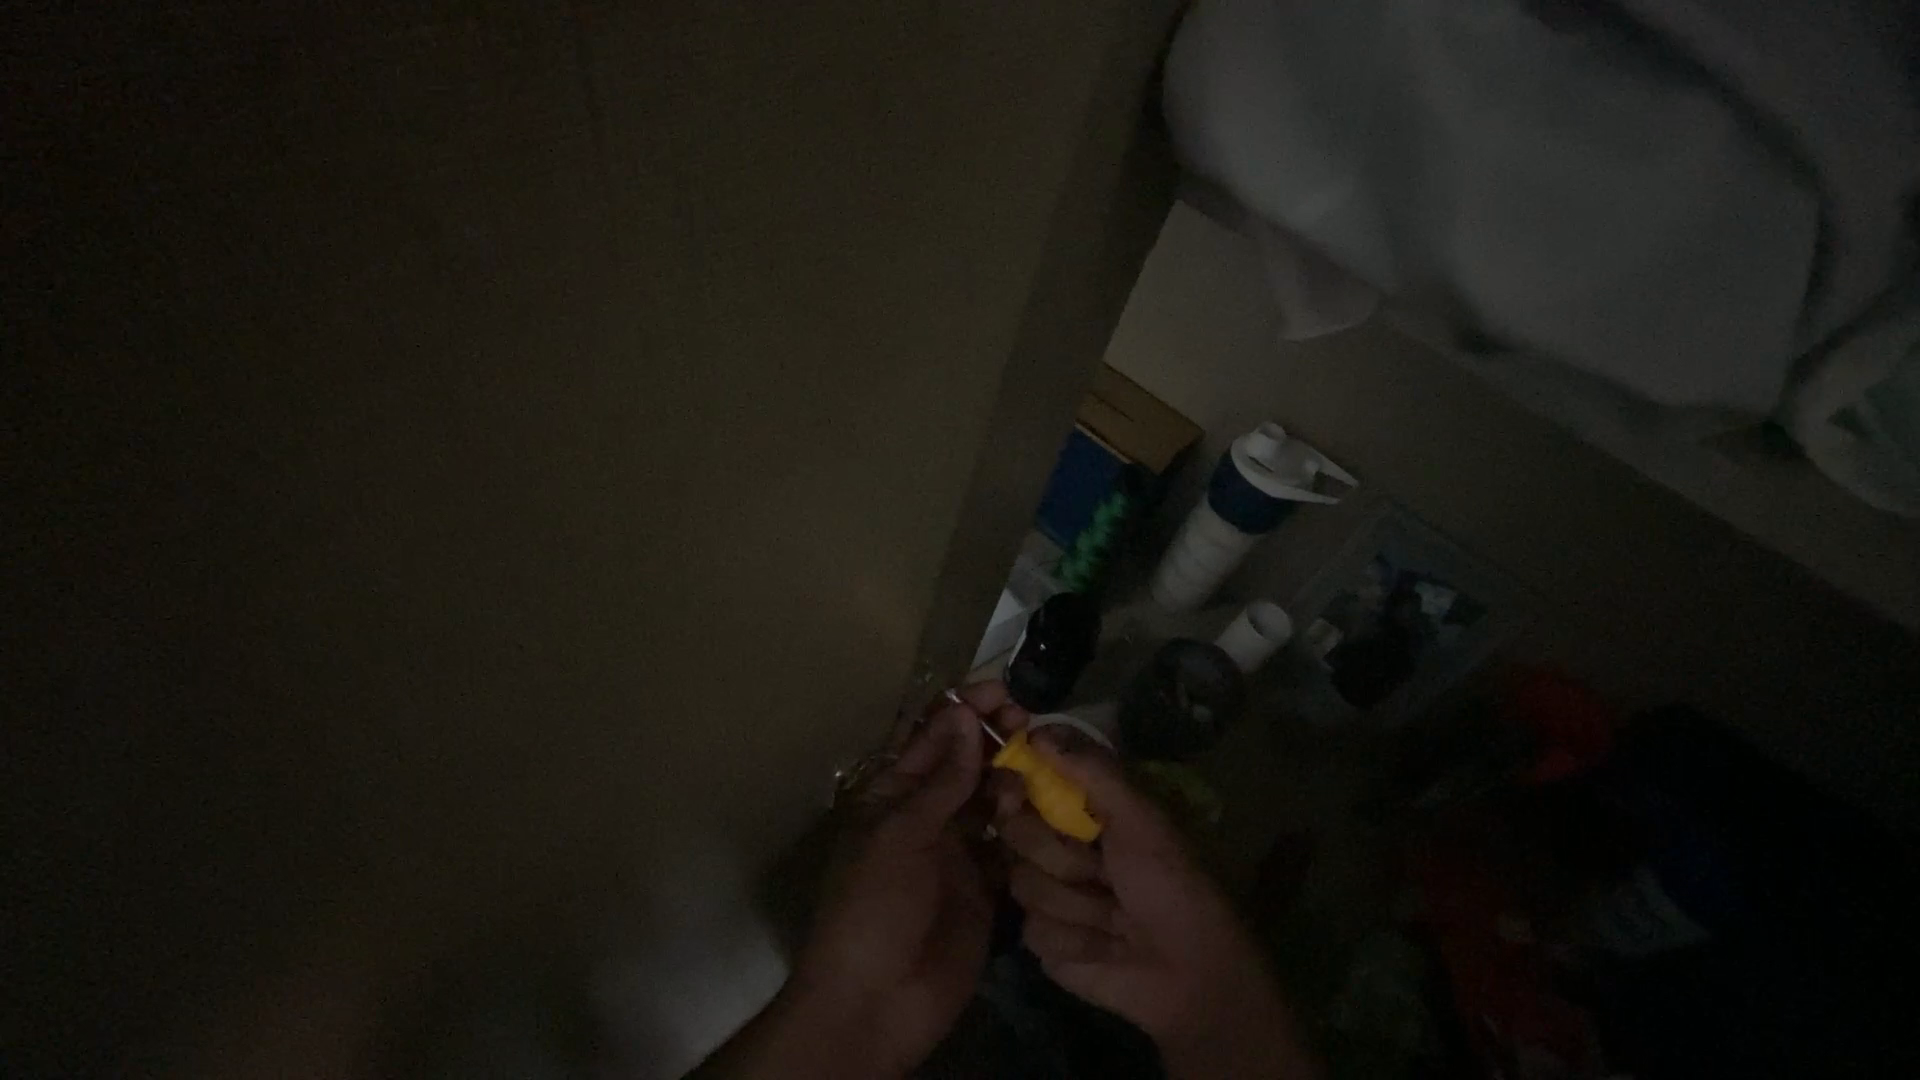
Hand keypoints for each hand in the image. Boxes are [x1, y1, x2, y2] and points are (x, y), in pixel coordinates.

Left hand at [781, 682, 1015, 1074]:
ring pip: (992, 800)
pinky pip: (1010, 845)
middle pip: (966, 765)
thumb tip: (966, 717)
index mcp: (893, 796)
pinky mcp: (986, 887)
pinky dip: (1027, 827)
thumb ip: (940, 780)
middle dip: (995, 740)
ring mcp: (958, 851)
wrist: (877, 1003)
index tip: (1000, 691)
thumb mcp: (900, 835)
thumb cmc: (874, 906)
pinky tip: (1048, 812)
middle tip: (1028, 724)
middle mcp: (928, 816)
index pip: (931, 739)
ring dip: (1013, 780)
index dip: (963, 711)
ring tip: (1037, 768)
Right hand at [991, 744, 1320, 1079]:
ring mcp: (1047, 893)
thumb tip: (1037, 730)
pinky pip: (1033, 930)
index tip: (1015, 791)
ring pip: (1021, 883)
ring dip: (1075, 903)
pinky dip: (1075, 939)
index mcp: (1079, 808)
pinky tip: (1105, 945)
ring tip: (1115, 914)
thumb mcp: (1140, 817)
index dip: (1012, 786)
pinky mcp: (1046, 941)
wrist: (1190, 972)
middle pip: (1013, 831)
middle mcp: (1055, 843)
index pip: (1021, 782)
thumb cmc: (1170, 883)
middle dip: (1060, 854)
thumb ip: (1091, 769)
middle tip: (1101, 869)